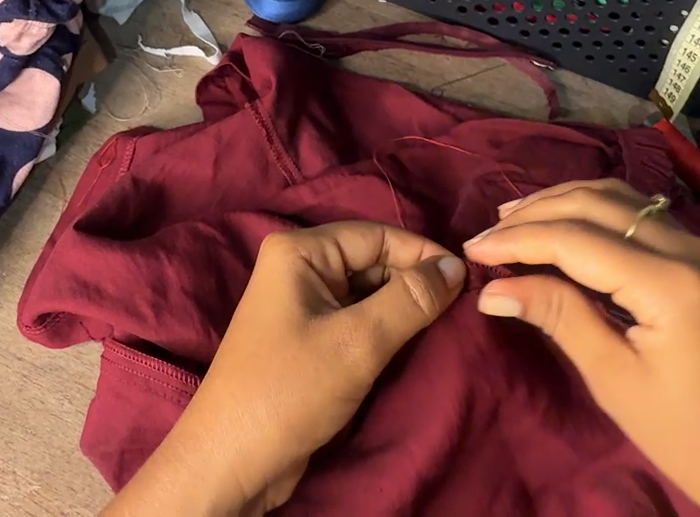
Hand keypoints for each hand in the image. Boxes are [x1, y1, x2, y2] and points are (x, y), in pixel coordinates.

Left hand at [105, 221, 465, 516]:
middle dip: (413, 280)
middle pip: (371, 259)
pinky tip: (414, 341)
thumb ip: (410, 300)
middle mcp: (298, 265)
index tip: (468, 279)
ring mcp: (301, 301)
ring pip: (367, 289)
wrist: (231, 463)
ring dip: (402, 306)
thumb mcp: (358, 343)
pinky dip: (385, 326)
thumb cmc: (289, 391)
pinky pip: (356, 316)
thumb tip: (456, 266)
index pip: (376, 235)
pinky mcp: (307, 334)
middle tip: (461, 306)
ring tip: (445, 324)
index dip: (422, 254)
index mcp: (300, 251)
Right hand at [464, 179, 699, 516]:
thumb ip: (559, 317)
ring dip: (565, 202)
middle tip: (487, 233)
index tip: (471, 250)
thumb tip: (493, 287)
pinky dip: (597, 213)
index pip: (575, 238)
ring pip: (621, 199)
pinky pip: (643, 216)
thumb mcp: (619, 383)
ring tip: (516, 220)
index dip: (518, 240)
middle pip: (596, 203)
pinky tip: (569, 226)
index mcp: (672, 283)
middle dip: (535, 213)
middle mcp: (692, 247)